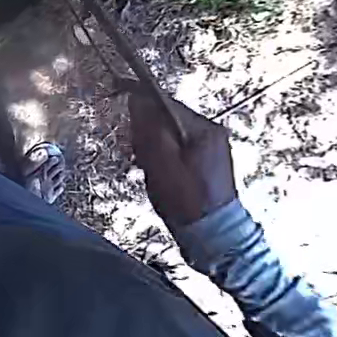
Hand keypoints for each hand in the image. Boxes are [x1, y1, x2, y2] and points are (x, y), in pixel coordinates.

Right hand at [130, 92, 235, 228]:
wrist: (215, 237)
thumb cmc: (187, 200)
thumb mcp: (162, 163)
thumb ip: (150, 129)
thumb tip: (137, 99)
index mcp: (203, 128)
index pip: (165, 103)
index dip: (141, 103)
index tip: (122, 104)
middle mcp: (211, 132)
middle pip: (166, 117)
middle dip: (147, 132)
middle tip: (141, 156)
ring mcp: (211, 148)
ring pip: (169, 133)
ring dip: (153, 146)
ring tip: (151, 170)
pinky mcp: (207, 162)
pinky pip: (177, 147)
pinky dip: (163, 156)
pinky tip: (160, 174)